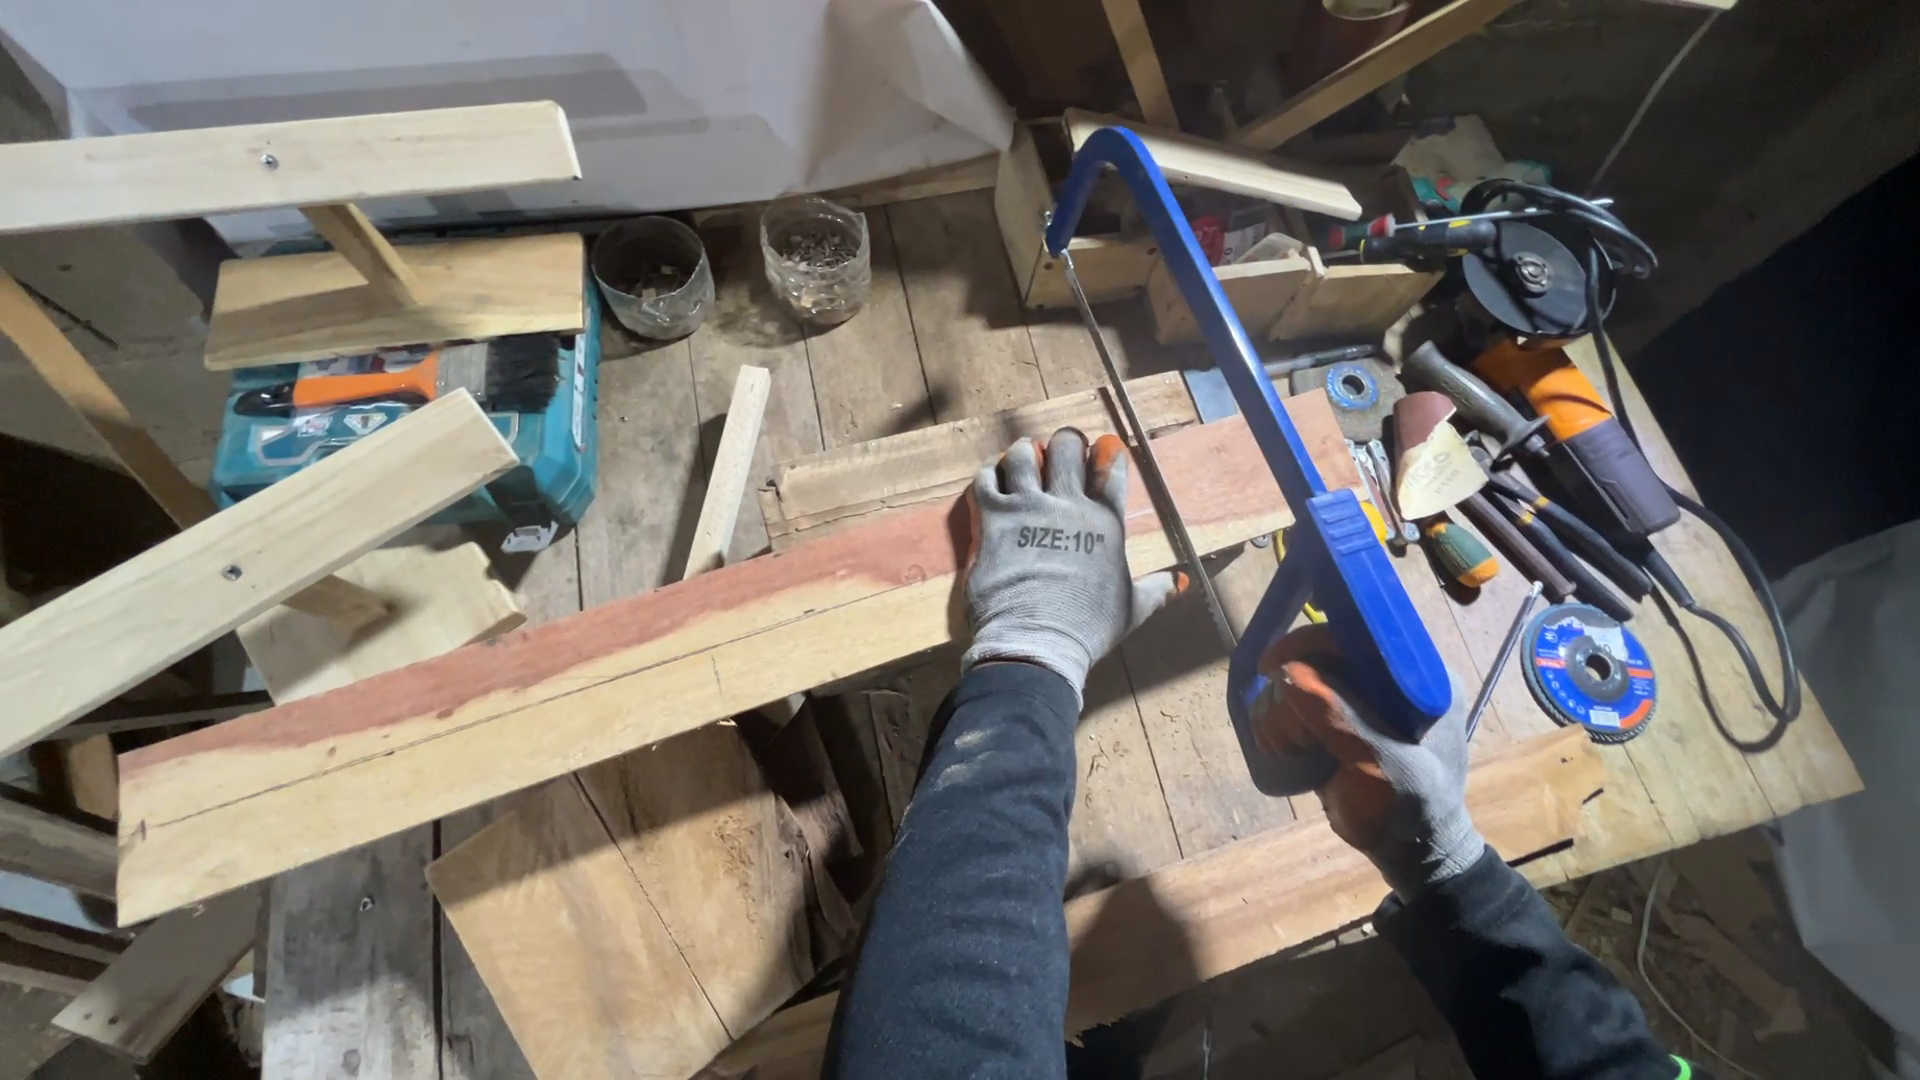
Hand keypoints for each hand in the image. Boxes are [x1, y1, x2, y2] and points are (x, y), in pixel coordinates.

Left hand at [962, 428, 1185, 704]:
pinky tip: (991, 482)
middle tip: (1057, 453)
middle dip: (1064, 443)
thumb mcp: (1132, 609)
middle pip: (1066, 447)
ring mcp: (1029, 508)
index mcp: (1106, 523)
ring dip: (1022, 453)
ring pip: (1022, 455)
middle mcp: (1069, 505)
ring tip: (1022, 459)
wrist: (1036, 643)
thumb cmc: (1087, 629)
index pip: (1111, 471)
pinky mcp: (993, 518)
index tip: (1104, 450)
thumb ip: (1156, 589)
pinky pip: (985, 479)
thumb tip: (1181, 582)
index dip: (1107, 455)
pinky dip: (988, 476)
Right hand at [1249, 625, 1480, 900]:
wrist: (1410, 853)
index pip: (1359, 633)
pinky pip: (1287, 700)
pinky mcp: (1333, 715)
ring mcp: (1357, 697)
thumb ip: (1342, 720)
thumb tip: (1288, 675)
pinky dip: (1274, 722)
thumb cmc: (1409, 810)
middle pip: (1317, 653)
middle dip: (1289, 690)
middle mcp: (1387, 678)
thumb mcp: (1382, 767)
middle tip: (1285, 732)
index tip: (1274, 664)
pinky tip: (1284, 749)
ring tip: (1289, 750)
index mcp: (1419, 678)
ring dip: (1278, 713)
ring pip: (1293, 679)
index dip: (1312, 641)